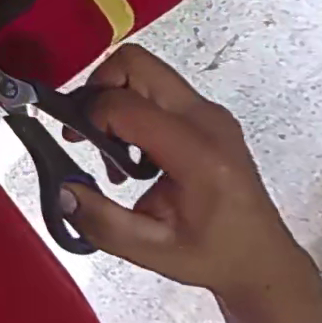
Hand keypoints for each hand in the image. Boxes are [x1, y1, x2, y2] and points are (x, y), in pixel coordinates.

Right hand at [59, 44, 314, 303]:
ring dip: (113, 98)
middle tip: (85, 129)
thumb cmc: (212, 256)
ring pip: (145, 71)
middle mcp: (206, 120)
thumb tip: (60, 190)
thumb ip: (100, 221)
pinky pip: (156, 89)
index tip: (74, 142)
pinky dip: (130, 107)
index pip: (126, 104)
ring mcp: (208, 113)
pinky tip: (132, 154)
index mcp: (197, 154)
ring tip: (111, 151)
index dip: (89, 116)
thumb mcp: (150, 251)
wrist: (261, 259)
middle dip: (98, 88)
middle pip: (137, 63)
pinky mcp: (206, 115)